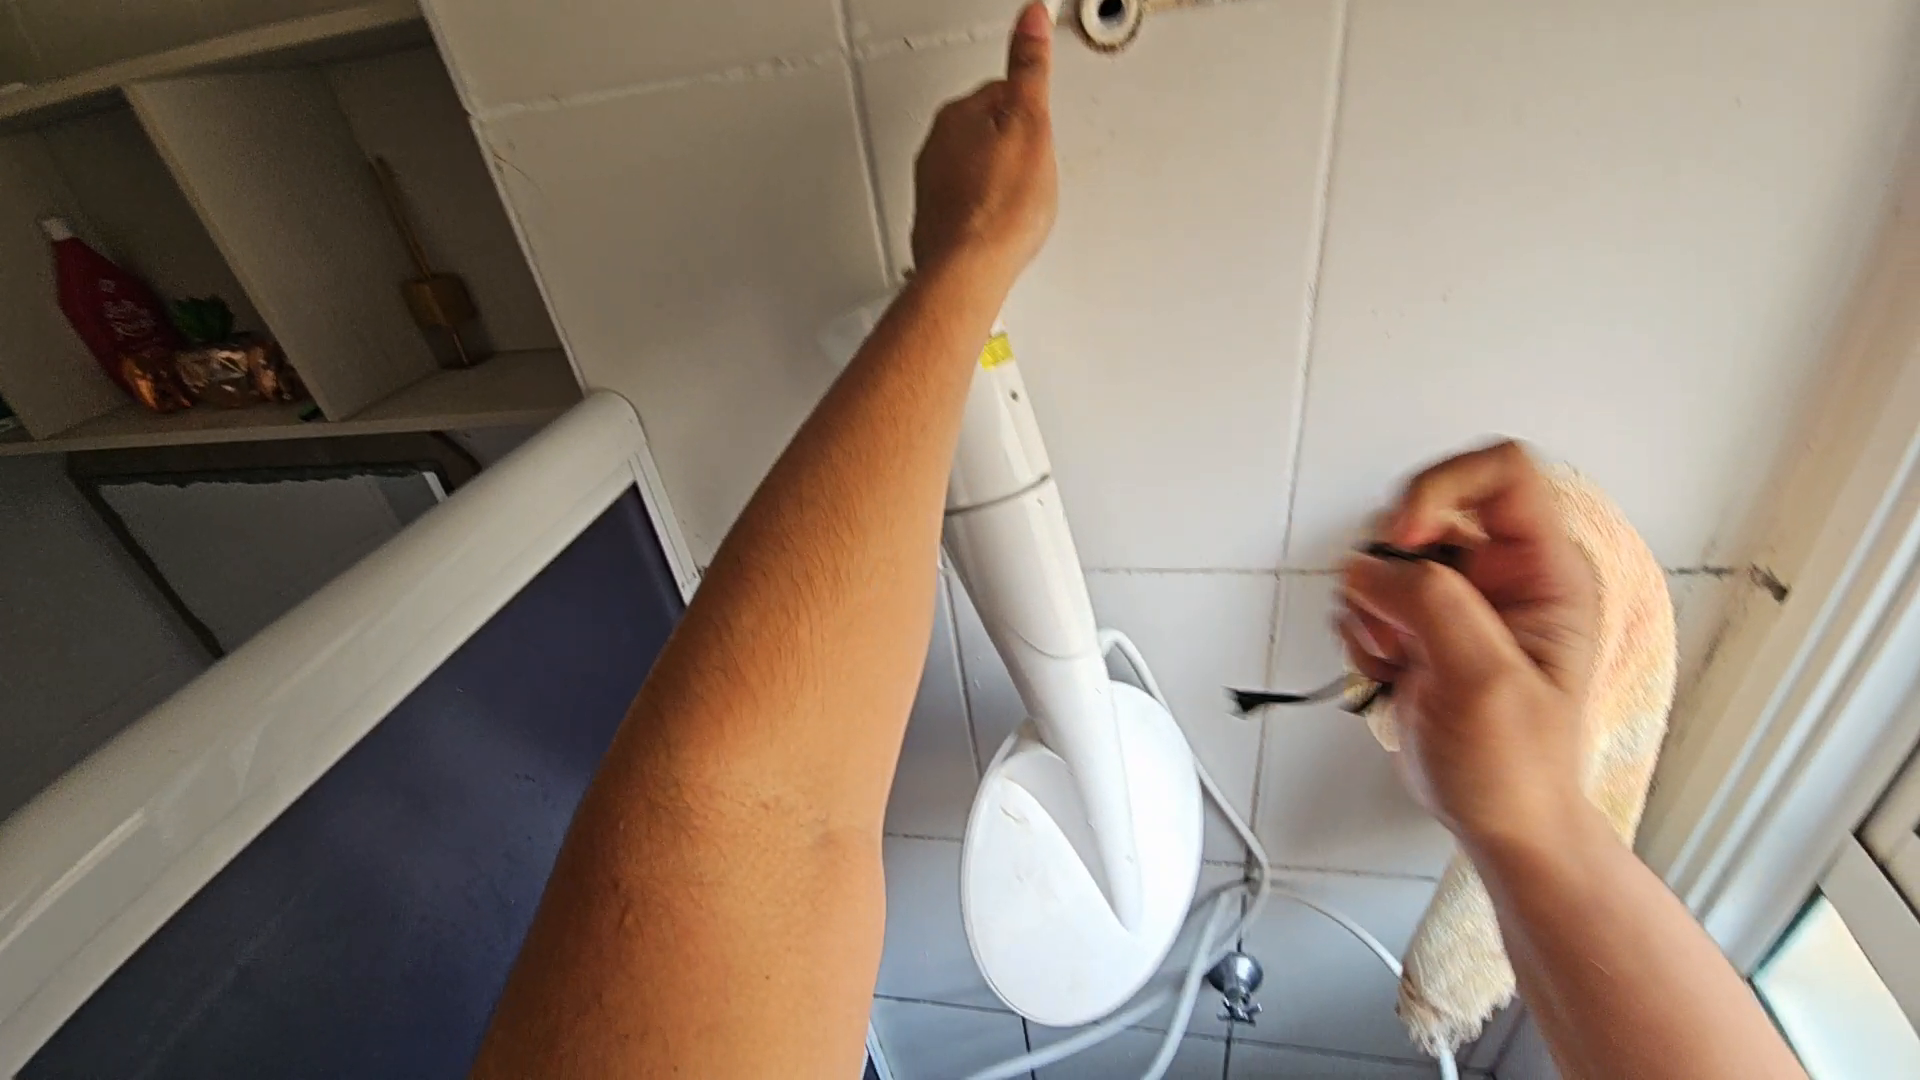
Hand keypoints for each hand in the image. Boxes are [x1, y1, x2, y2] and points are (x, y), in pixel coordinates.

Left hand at [910, 2, 1058, 288]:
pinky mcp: (934, 224)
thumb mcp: (1031, 125)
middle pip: (982, 133)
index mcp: (958, 115)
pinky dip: (979, 213)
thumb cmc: (999, 209)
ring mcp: (931, 189)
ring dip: (992, 182)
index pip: (998, 92)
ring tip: (1016, 203)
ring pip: (970, 172)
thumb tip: (1030, 18)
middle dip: (1007, 148)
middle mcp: (936, 149)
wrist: (969, 270)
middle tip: (1032, 171)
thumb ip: (1030, 69)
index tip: (1039, 128)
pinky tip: (998, 226)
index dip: (1028, 113)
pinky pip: (962, 207)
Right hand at [1338, 441, 1600, 855]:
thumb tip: (1368, 568)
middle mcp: (1497, 575)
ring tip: (1397, 655)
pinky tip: (1387, 669)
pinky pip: (1363, 597)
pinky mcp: (1414, 626)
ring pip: (1381, 558)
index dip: (1439, 490)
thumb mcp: (1486, 680)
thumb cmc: (1515, 764)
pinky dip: (1359, 631)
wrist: (1493, 816)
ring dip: (1369, 606)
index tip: (1402, 540)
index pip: (1498, 472)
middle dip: (1390, 565)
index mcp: (1543, 572)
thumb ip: (1432, 605)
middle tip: (1397, 620)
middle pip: (1421, 511)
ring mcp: (1452, 601)